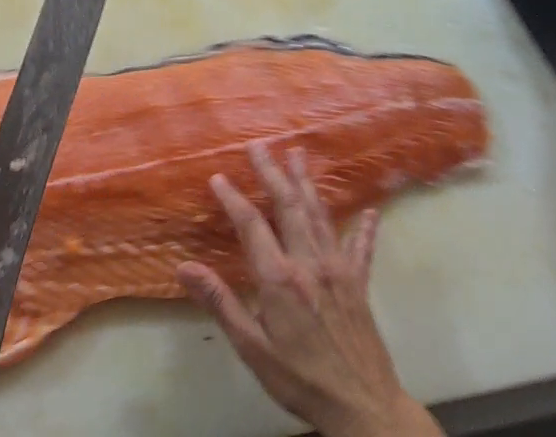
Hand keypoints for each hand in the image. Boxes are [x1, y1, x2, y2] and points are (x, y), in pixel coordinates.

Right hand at [175, 144, 442, 436]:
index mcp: (280, 278)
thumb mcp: (252, 348)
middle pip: (289, 207)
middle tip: (259, 145)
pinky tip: (370, 213)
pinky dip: (364, 229)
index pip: (251, 225)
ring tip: (299, 155)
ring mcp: (339, 272)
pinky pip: (361, 250)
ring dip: (307, 184)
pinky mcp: (360, 287)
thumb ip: (221, 302)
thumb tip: (184, 267)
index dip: (233, 198)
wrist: (364, 409)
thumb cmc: (300, 379)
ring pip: (320, 217)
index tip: (217, 176)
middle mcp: (310, 264)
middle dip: (272, 174)